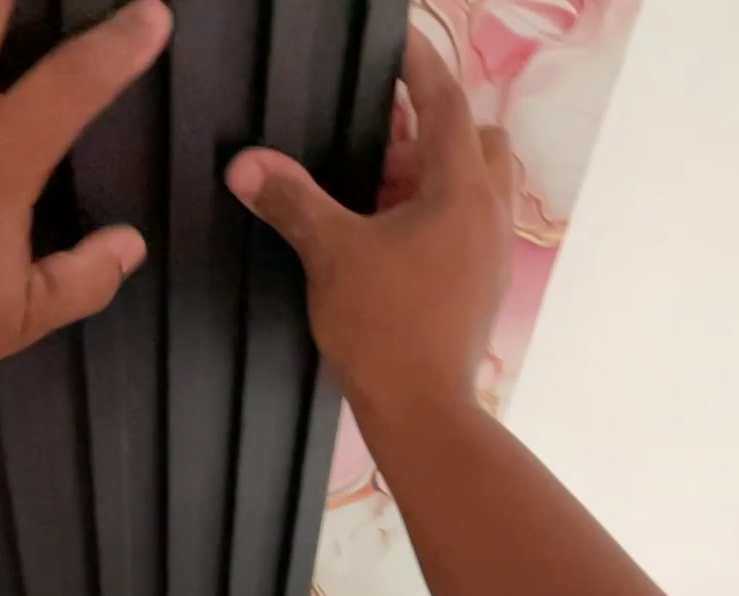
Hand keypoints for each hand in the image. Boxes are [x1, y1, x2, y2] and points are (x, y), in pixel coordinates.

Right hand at [225, 29, 510, 429]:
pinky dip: (443, 216)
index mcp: (460, 189)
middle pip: (478, 139)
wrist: (421, 407)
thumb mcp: (331, 256)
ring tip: (387, 193)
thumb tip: (245, 165)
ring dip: (441, 175)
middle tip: (384, 142)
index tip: (397, 45)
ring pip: (480, 187)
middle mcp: (490, 212)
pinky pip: (472, 228)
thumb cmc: (383, 326)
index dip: (420, 65)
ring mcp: (493, 253)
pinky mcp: (484, 287)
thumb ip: (293, 202)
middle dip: (435, 127)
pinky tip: (400, 242)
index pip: (446, 101)